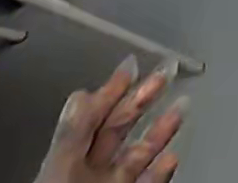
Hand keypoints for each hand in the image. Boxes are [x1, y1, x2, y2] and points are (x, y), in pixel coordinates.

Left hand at [32, 57, 187, 182]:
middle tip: (165, 72)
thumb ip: (70, 136)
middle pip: (118, 129)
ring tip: (180, 107)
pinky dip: (162, 171)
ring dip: (161, 130)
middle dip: (142, 99)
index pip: (91, 116)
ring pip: (139, 154)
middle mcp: (87, 175)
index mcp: (66, 163)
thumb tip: (82, 94)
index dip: (111, 89)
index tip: (131, 65)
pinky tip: (173, 157)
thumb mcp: (57, 174)